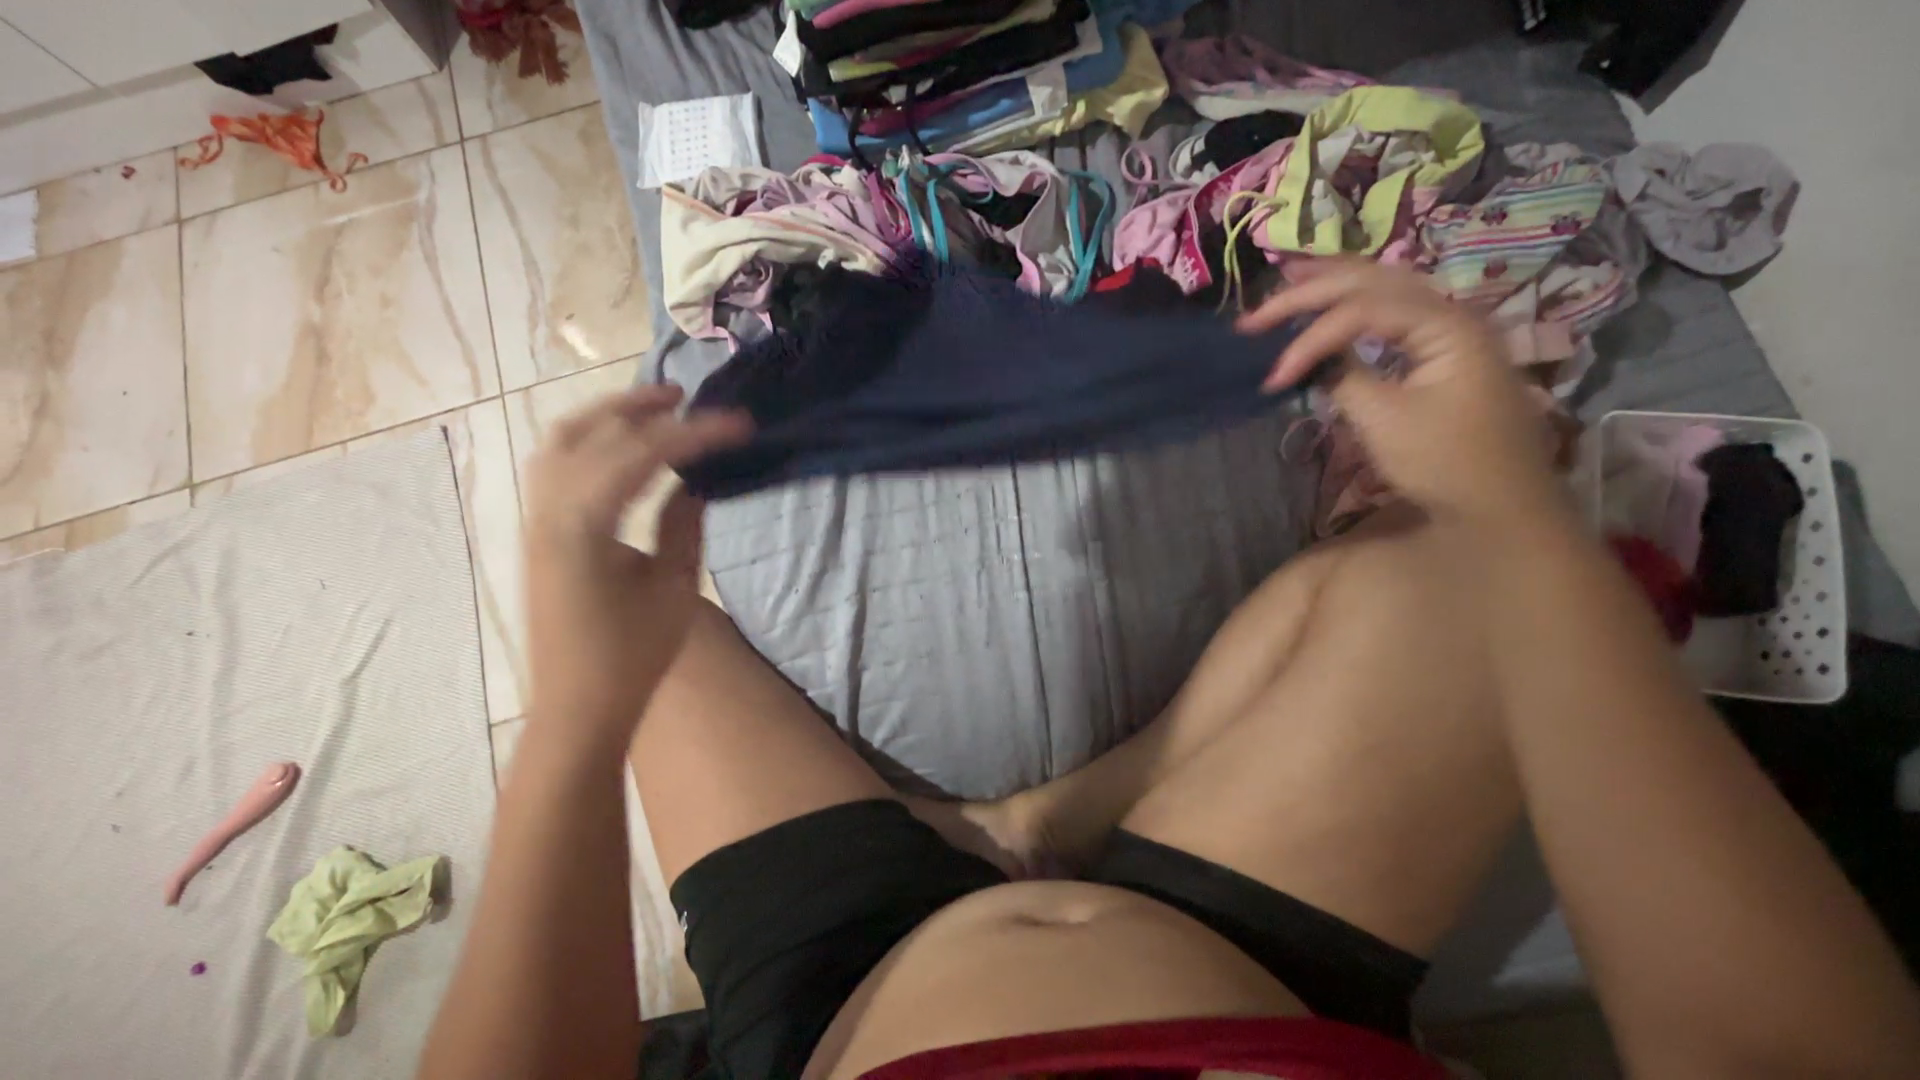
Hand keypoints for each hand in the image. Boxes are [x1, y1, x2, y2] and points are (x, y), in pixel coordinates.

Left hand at [521, 384, 750, 738]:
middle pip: (592, 432)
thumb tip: (694, 480)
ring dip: (606, 418)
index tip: (740, 424)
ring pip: (562, 442)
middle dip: (641, 407)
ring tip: (652, 410)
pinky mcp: (537, 532)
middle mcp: (549, 511)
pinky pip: (555, 466)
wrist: (576, 707)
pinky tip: (620, 451)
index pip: (643, 454)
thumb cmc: (631, 657)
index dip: (695, 434)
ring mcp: (536, 520)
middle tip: (687, 398)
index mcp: (584, 524)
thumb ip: (683, 524)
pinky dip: (588, 442)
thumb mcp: (673, 589)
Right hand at [1238, 260, 1568, 528]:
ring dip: (1334, 287)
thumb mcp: (1386, 423)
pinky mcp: (1445, 352)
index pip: (1361, 310)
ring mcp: (1451, 331)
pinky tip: (1333, 306)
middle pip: (1373, 282)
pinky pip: (1394, 314)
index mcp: (1445, 325)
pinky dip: (1356, 308)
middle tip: (1256, 314)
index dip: (1309, 338)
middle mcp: (1451, 313)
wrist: (1506, 507)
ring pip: (1385, 289)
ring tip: (1288, 283)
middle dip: (1311, 293)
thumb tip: (1308, 361)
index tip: (1273, 378)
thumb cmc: (1448, 465)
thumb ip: (1343, 379)